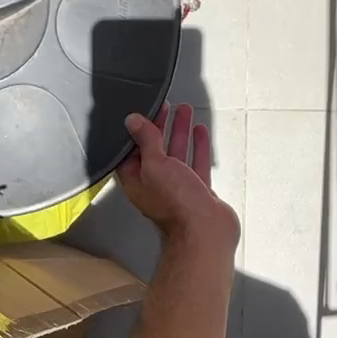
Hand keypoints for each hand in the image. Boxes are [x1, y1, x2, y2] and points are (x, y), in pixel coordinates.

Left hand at [116, 102, 238, 253]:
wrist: (206, 230)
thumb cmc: (177, 204)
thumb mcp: (155, 165)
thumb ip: (146, 141)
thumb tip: (133, 120)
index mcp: (137, 180)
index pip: (130, 151)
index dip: (136, 130)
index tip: (143, 111)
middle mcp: (155, 184)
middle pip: (155, 149)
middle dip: (160, 126)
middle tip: (166, 106)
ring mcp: (178, 188)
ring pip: (177, 154)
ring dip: (180, 132)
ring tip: (186, 111)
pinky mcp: (198, 191)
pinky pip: (196, 164)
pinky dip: (198, 147)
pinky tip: (201, 132)